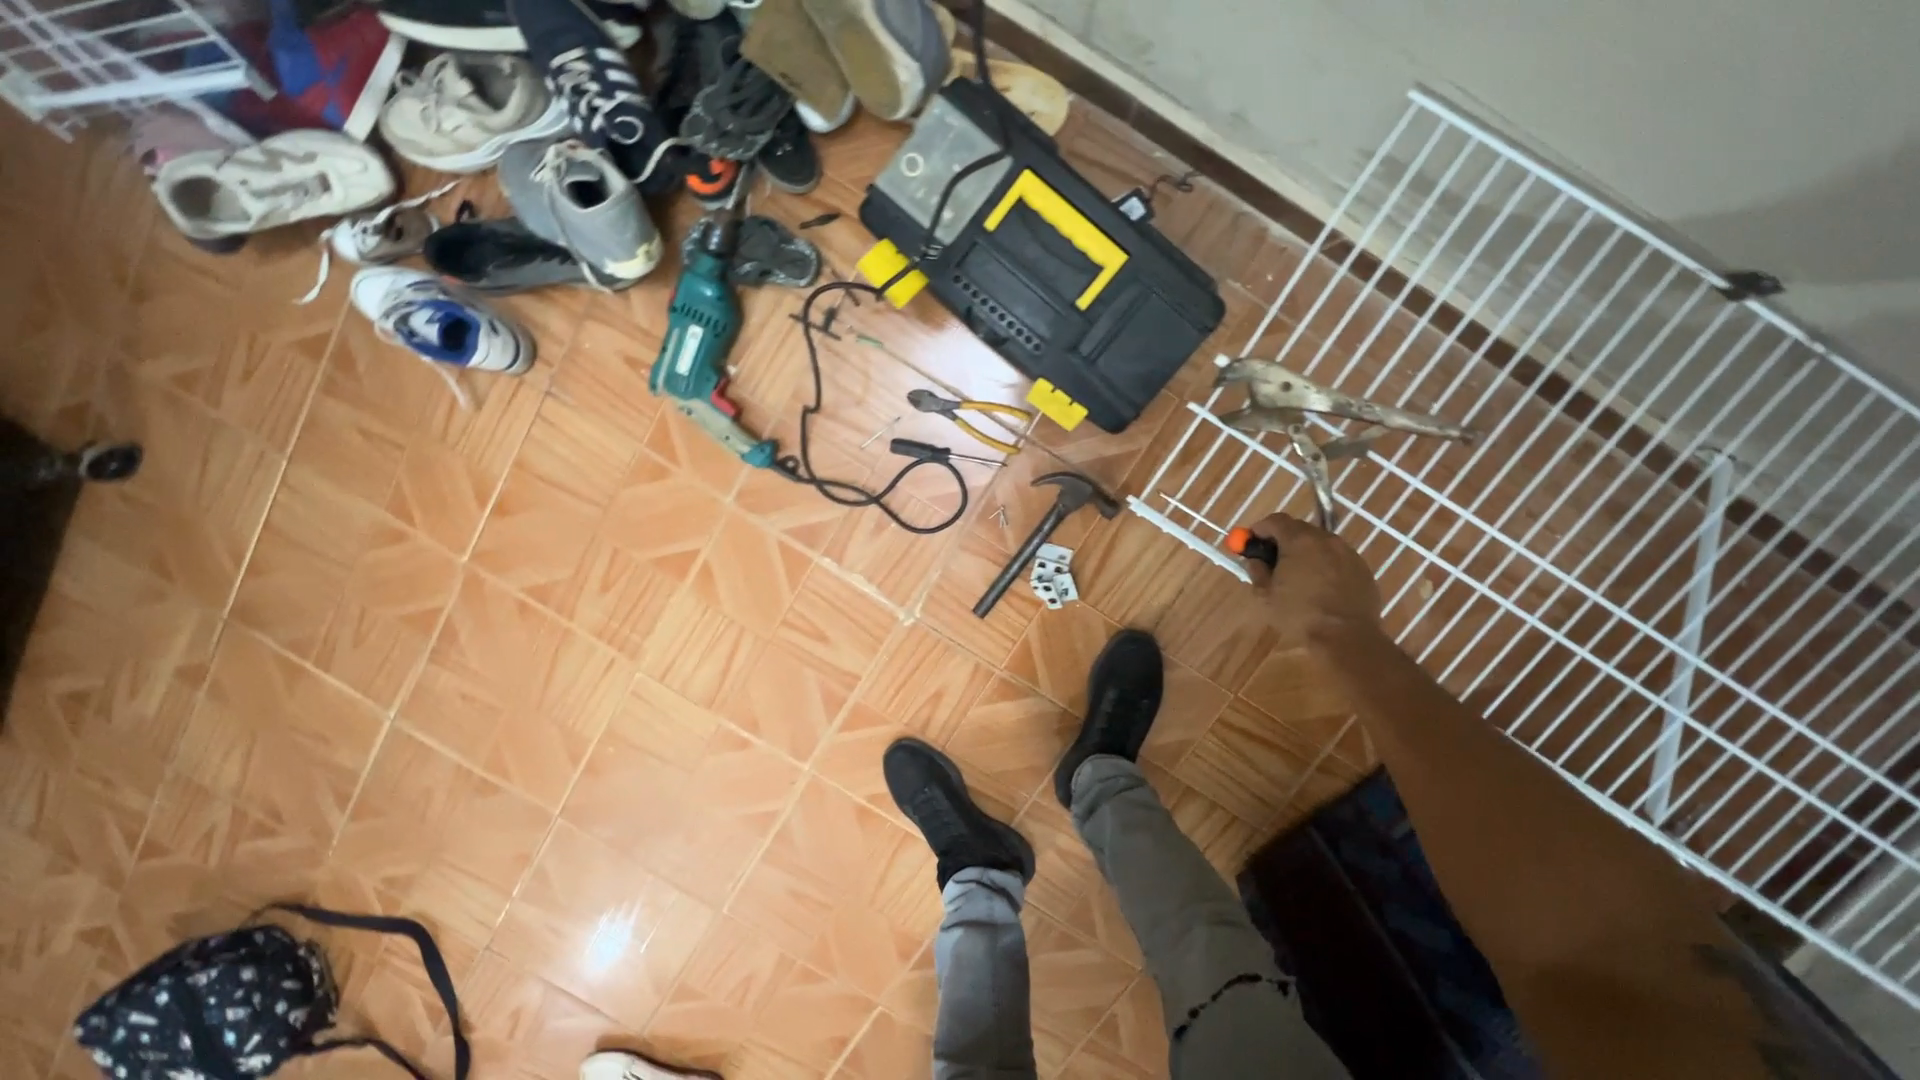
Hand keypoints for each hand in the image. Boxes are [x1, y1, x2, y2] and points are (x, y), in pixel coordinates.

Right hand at [1245, 513, 1384, 643]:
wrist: (1346, 636)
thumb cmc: (1299, 614)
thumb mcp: (1265, 595)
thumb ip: (1257, 571)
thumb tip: (1255, 560)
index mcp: (1299, 540)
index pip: (1275, 520)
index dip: (1260, 529)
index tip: (1251, 543)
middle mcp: (1326, 539)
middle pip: (1300, 529)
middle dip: (1283, 540)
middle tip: (1273, 560)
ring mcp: (1348, 553)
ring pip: (1321, 544)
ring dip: (1306, 553)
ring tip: (1299, 576)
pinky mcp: (1363, 569)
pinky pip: (1338, 559)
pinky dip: (1326, 565)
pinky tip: (1321, 588)